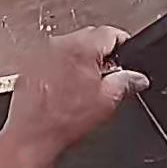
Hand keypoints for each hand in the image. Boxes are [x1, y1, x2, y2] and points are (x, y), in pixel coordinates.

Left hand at [1, 26, 149, 157]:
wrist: (32, 135)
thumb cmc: (63, 120)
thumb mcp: (107, 101)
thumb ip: (126, 82)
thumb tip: (137, 78)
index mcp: (82, 47)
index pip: (111, 32)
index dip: (123, 45)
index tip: (125, 57)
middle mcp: (59, 44)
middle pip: (89, 37)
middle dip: (100, 54)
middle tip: (105, 77)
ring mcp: (41, 53)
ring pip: (70, 47)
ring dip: (79, 61)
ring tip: (80, 88)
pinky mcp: (29, 64)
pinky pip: (52, 58)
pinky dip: (60, 68)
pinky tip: (63, 90)